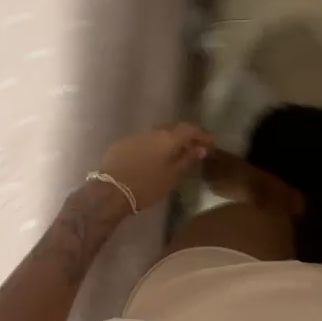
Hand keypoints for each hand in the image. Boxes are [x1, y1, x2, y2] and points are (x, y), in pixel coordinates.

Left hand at [97, 123, 211, 211]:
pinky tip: (153, 158)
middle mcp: (153, 131)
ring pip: (157, 133)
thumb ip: (187, 160)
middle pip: (174, 128)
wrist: (111, 192)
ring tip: (174, 154)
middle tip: (194, 148)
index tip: (210, 144)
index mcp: (168, 138)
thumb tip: (201, 149)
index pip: (190, 129)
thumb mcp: (172, 176)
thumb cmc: (147, 186)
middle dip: (186, 136)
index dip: (202, 135)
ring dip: (168, 140)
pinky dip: (153, 145)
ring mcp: (136, 136)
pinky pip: (144, 140)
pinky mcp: (122, 143)